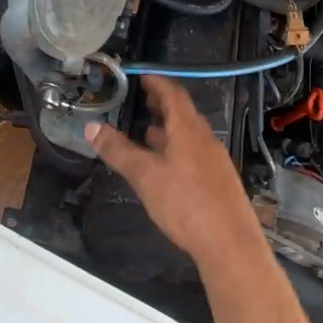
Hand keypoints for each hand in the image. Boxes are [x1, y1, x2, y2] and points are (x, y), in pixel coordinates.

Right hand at [85, 75, 267, 265]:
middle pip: (183, 113)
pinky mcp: (219, 183)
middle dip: (162, 105)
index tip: (142, 75)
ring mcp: (215, 162)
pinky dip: (177, 149)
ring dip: (169, 129)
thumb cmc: (186, 203)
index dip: (157, 82)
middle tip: (142, 100)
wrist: (231, 247)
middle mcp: (205, 139)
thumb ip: (118, 150)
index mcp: (188, 129)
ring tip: (148, 132)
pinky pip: (195, 154)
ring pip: (189, 135)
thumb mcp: (144, 176)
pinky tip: (166, 167)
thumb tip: (91, 127)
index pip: (173, 94)